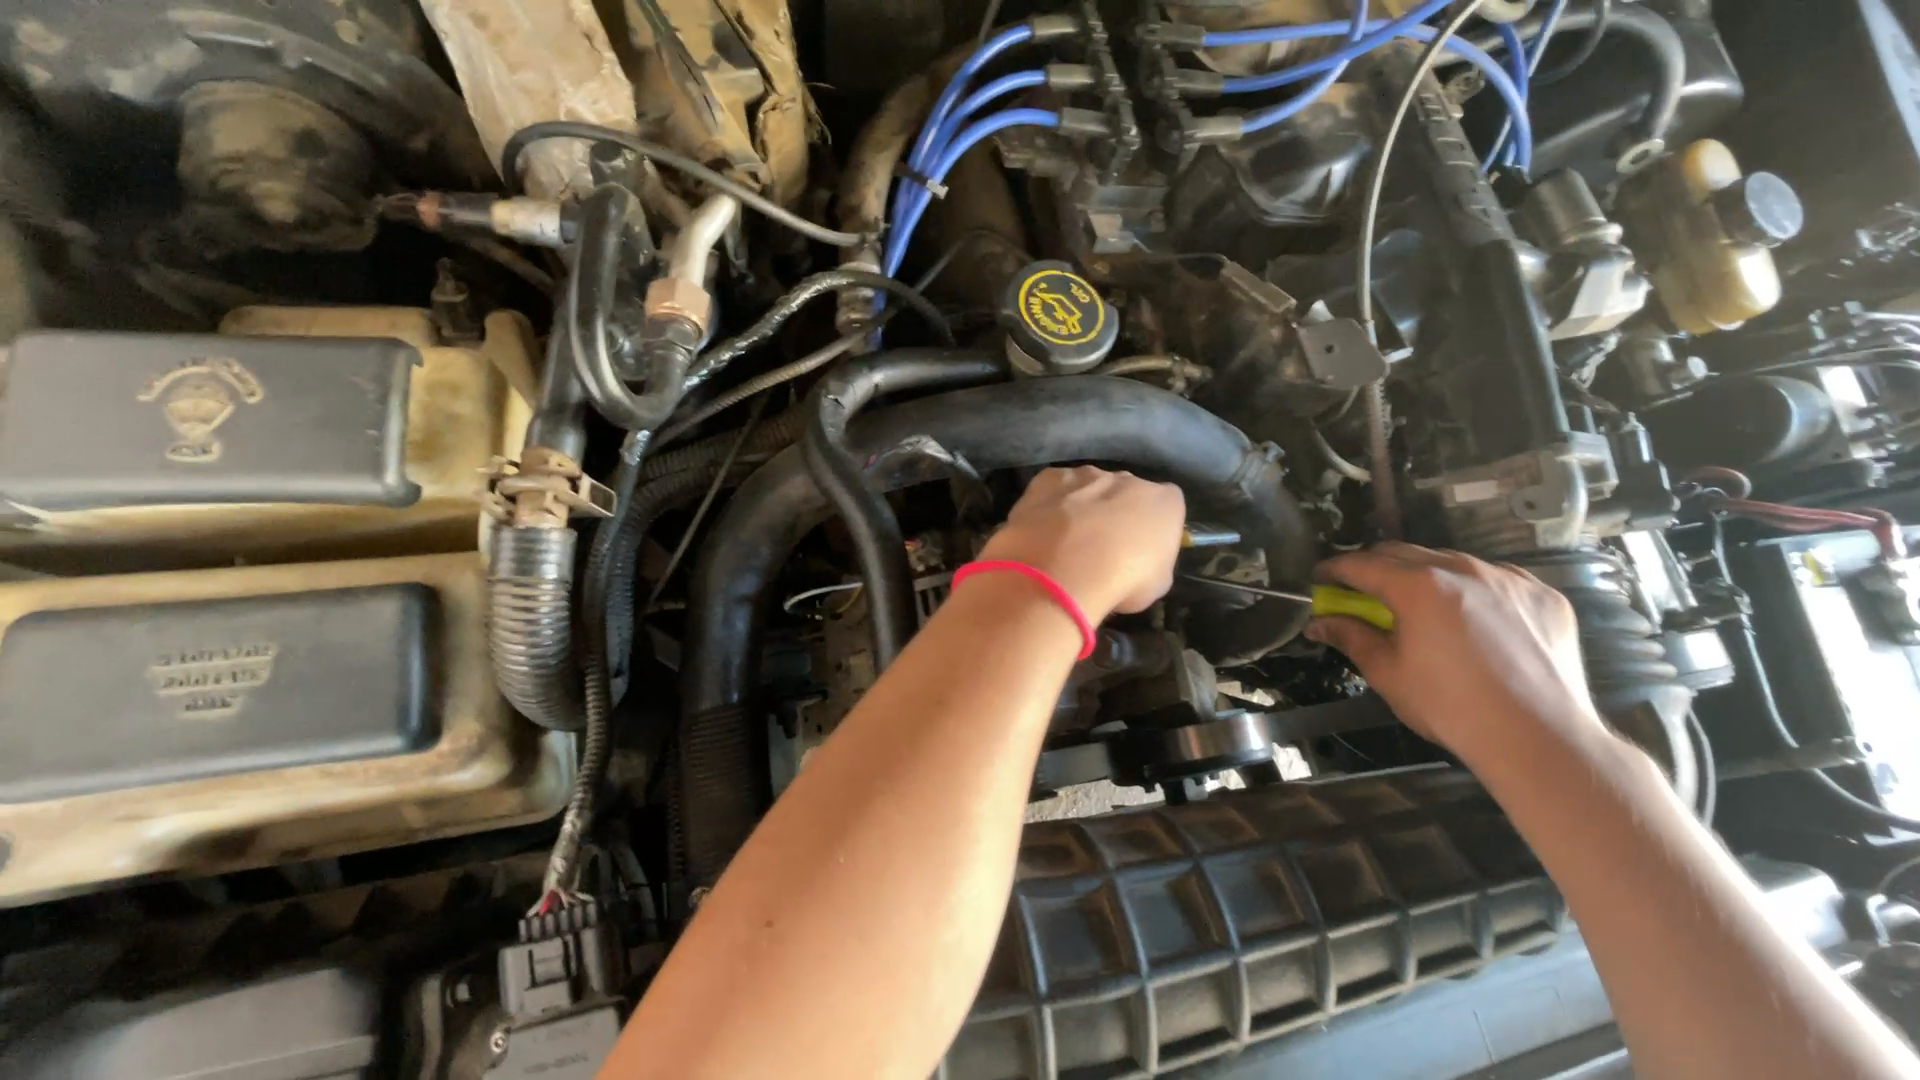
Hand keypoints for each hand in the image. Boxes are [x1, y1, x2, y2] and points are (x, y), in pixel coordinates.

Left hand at [977, 466, 1185, 621]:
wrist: (1065, 569)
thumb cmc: (1123, 581)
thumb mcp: (1156, 584)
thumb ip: (1155, 561)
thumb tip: (1142, 562)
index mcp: (1164, 501)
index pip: (1167, 505)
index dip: (1153, 527)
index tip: (1141, 549)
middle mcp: (1127, 479)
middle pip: (1125, 492)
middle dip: (1115, 514)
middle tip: (1100, 549)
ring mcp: (1085, 475)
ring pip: (1087, 487)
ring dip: (1081, 509)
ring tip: (1065, 543)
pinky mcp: (1048, 478)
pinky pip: (1053, 489)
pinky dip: (1049, 505)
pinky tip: (1042, 531)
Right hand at [1307, 543, 1607, 766]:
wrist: (1538, 738)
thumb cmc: (1451, 708)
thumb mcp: (1388, 673)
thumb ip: (1352, 638)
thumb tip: (1318, 623)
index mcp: (1419, 587)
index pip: (1363, 565)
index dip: (1335, 569)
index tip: (1320, 578)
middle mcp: (1464, 569)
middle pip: (1407, 554)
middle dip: (1377, 567)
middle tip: (1362, 591)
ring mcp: (1509, 579)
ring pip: (1454, 562)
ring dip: (1427, 575)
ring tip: (1420, 604)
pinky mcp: (1543, 596)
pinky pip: (1498, 580)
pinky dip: (1474, 591)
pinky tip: (1473, 620)